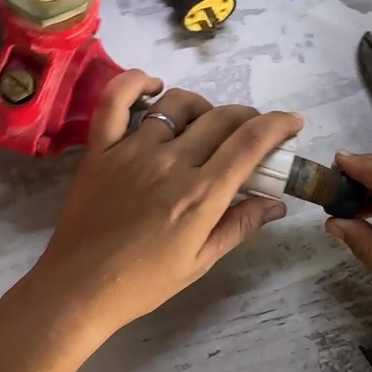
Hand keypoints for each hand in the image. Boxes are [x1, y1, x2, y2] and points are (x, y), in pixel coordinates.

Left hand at [22, 70, 302, 342]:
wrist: (79, 288)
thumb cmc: (144, 283)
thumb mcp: (200, 262)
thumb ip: (239, 225)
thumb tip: (276, 202)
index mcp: (201, 194)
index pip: (249, 143)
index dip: (277, 125)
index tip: (292, 122)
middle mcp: (171, 162)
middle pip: (220, 119)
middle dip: (248, 117)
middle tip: (253, 130)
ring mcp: (133, 150)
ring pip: (177, 105)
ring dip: (202, 107)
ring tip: (206, 122)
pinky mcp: (101, 148)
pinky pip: (116, 102)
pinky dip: (135, 83)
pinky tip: (153, 85)